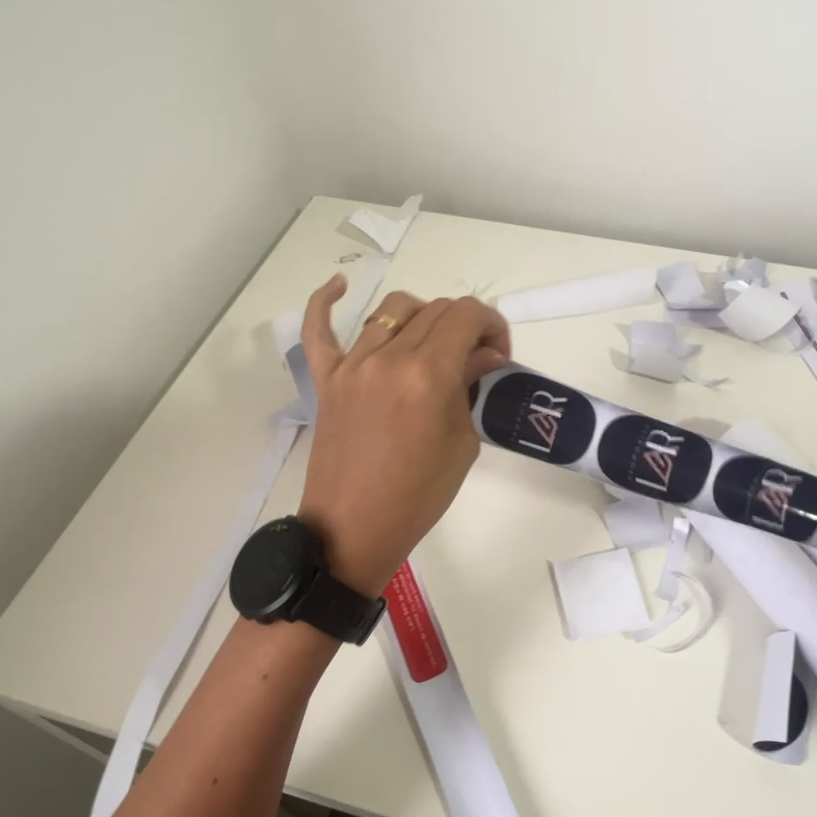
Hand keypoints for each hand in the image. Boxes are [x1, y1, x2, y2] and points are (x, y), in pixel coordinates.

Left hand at [294, 277, 511, 594]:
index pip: (467, 316)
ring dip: (424, 317)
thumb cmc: (417, 497)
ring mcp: (352, 365)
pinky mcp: (326, 379)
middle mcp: (388, 358)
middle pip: (435, 310)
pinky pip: (317, 329)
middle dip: (466, 326)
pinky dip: (325, 301)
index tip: (499, 355)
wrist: (353, 531)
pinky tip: (340, 285)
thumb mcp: (462, 445)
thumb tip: (480, 357)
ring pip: (392, 311)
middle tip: (476, 360)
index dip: (493, 325)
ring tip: (434, 345)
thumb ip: (470, 390)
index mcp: (427, 375)